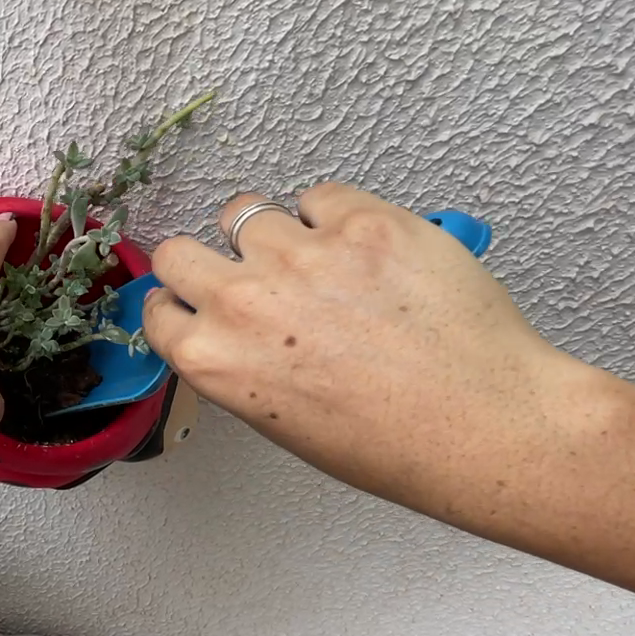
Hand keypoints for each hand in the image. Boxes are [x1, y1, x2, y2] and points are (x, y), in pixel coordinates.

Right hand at [141, 185, 581, 498]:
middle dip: (199, 260)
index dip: (178, 304)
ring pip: (243, 212)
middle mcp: (239, 302)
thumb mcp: (269, 415)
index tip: (194, 302)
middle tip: (236, 270)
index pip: (157, 309)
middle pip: (176, 251)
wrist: (477, 425)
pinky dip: (328, 214)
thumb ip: (232, 361)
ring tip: (306, 256)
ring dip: (265, 233)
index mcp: (209, 358)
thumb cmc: (380, 439)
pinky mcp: (361, 223)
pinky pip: (317, 195)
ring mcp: (297, 256)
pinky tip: (353, 246)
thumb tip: (231, 326)